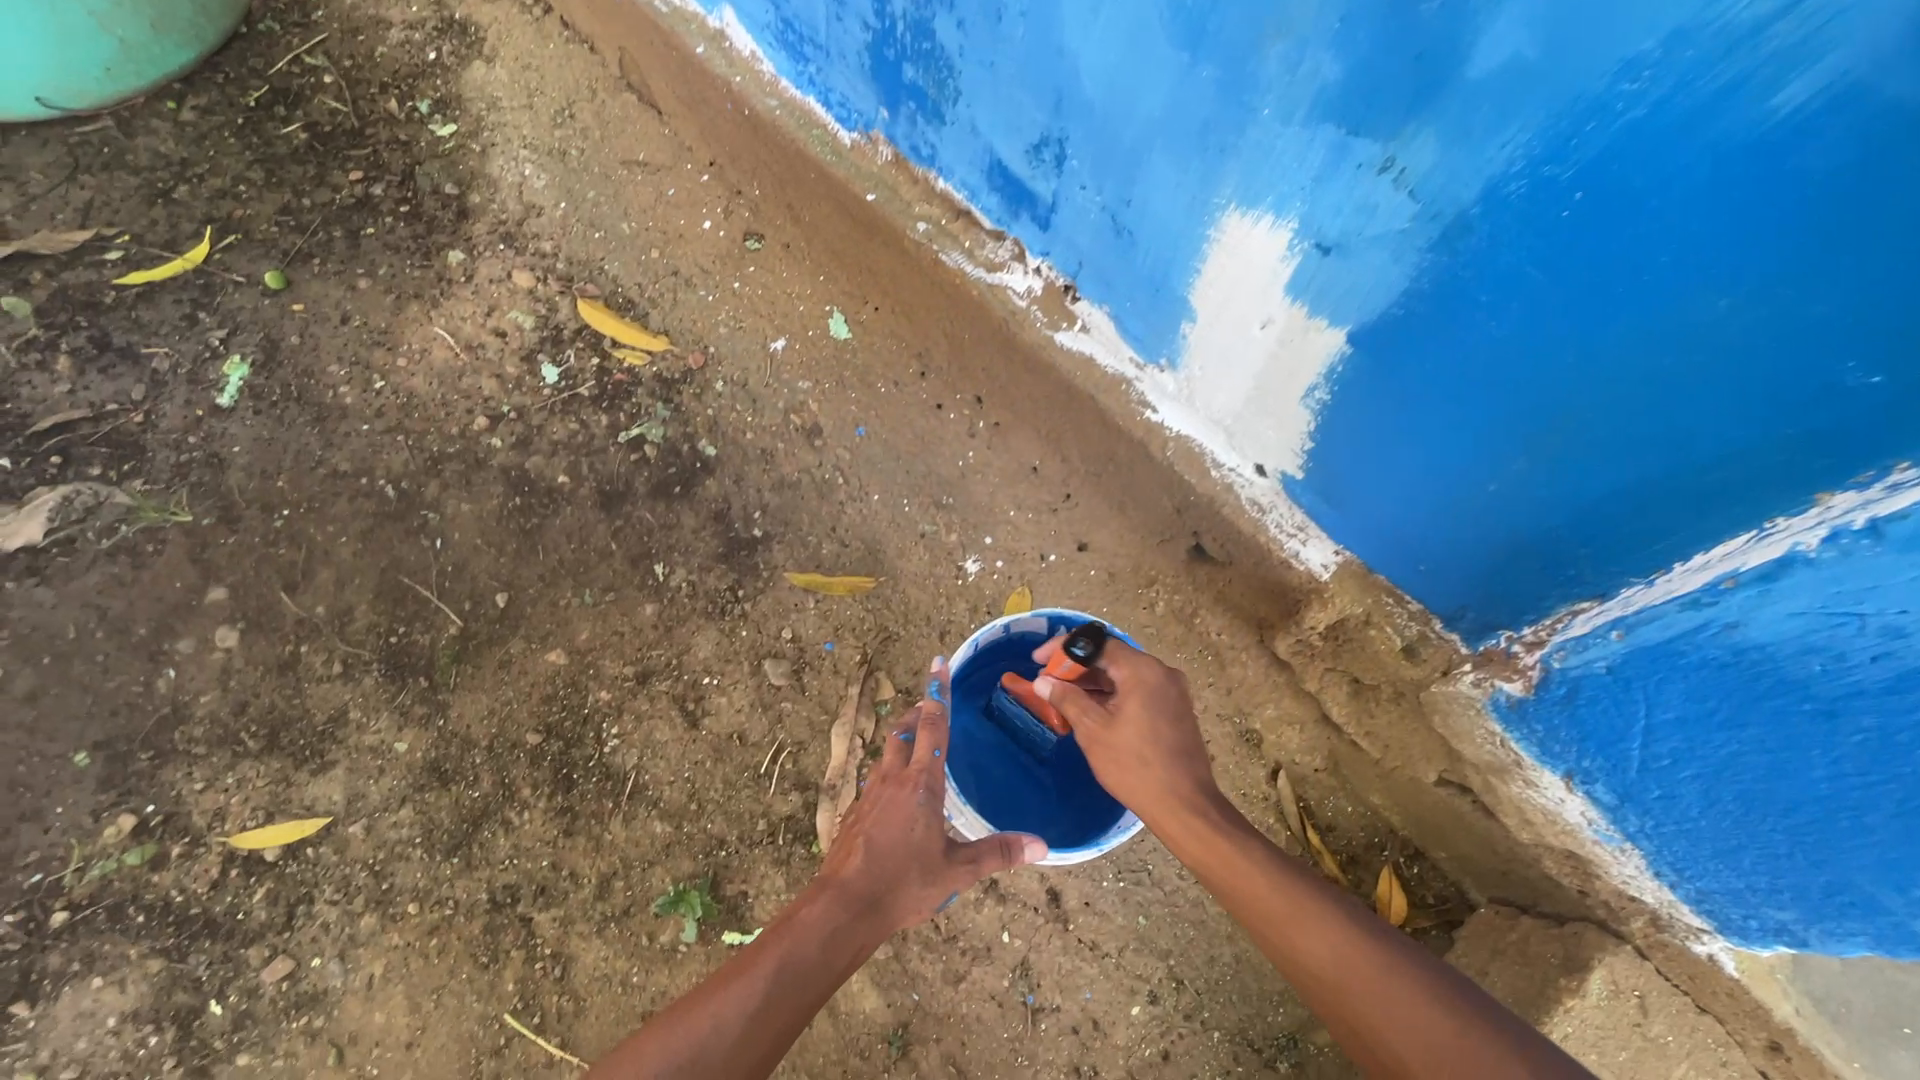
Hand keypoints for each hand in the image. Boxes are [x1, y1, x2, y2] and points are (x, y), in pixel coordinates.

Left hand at [815, 658, 1048, 934]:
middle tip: (931, 705)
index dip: (938, 694)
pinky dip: (889, 772)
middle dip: (916, 712)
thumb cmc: (903, 884)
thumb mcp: (957, 870)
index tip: (938, 663)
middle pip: (903, 730)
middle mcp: (893, 779)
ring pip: (886, 754)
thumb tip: (1041, 845)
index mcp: (921, 783)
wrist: (844, 906)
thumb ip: (998, 853)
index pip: (932, 726)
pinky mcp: (855, 813)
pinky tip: (897, 795)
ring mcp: (869, 794)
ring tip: (916, 746)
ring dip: (901, 741)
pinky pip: (875, 779)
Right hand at [1032, 634, 1219, 826]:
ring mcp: (1172, 690)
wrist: (1184, 805)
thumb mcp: (1093, 730)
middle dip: (1077, 667)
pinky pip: (1138, 690)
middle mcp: (1161, 672)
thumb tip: (1042, 681)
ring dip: (1094, 682)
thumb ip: (1067, 698)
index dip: (1063, 648)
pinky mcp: (1175, 709)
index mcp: (1142, 670)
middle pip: (1112, 657)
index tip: (1038, 661)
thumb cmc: (1134, 766)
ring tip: (1063, 697)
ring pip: (1125, 675)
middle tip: (1047, 681)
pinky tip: (1092, 710)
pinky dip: (1113, 694)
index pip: (1097, 644)